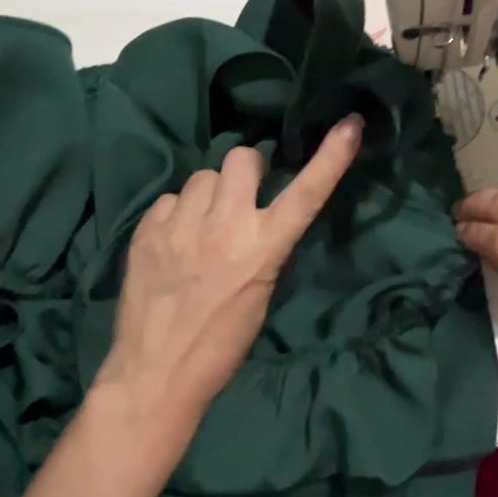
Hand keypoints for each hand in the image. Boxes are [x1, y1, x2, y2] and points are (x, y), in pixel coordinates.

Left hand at [96, 115, 364, 416]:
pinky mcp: (146, 231)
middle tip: (240, 199)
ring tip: (201, 226)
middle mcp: (224, 226)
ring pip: (202, 176)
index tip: (351, 123)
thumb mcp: (262, 292)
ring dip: (208, 194)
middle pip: (241, 158)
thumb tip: (259, 210)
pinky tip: (173, 241)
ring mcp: (181, 225)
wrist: (155, 374)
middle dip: (245, 171)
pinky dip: (176, 213)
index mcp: (262, 248)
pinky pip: (169, 199)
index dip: (332, 156)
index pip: (307, 192)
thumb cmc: (222, 344)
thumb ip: (263, 243)